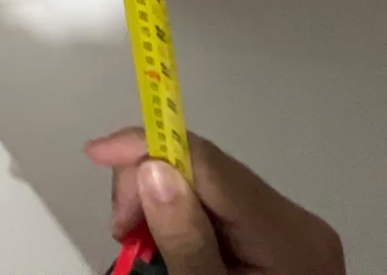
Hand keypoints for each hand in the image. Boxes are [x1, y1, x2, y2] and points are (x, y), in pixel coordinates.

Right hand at [85, 128, 343, 274]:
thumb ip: (185, 241)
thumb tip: (152, 170)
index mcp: (285, 233)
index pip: (204, 161)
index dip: (145, 146)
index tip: (95, 154)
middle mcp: (292, 217)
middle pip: (199, 166)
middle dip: (145, 183)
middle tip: (121, 229)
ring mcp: (286, 224)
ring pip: (201, 179)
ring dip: (156, 198)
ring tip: (138, 239)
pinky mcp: (274, 233)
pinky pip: (213, 199)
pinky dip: (178, 210)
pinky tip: (163, 237)